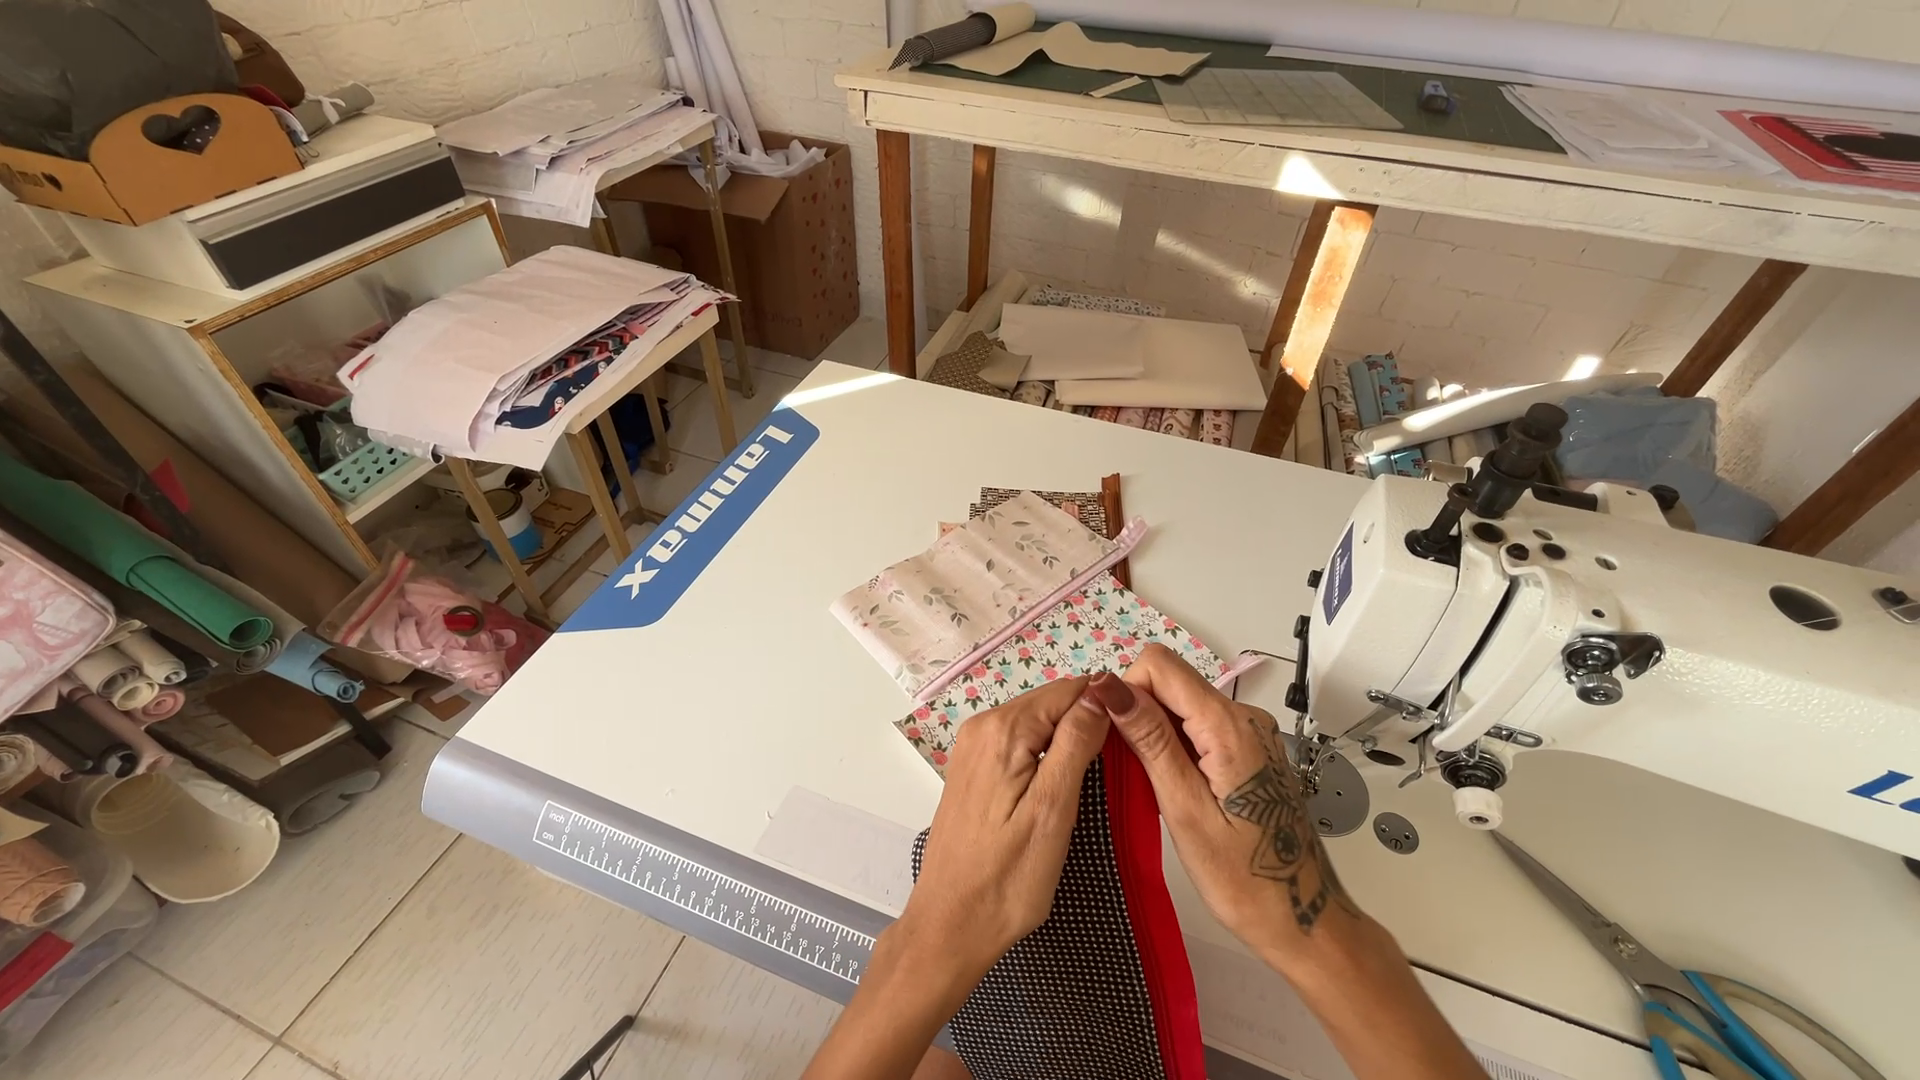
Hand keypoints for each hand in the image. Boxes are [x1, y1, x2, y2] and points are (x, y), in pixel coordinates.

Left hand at [904, 675, 1111, 977]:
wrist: (951, 924)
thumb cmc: (1008, 876)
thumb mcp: (1052, 808)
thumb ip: (1076, 743)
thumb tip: (1100, 690)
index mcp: (1003, 728)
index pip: (1068, 689)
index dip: (1106, 705)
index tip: (1134, 737)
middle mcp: (982, 726)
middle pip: (1051, 703)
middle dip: (1087, 722)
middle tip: (1118, 765)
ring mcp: (973, 747)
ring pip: (1037, 723)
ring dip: (1069, 740)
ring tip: (1097, 778)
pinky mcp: (973, 769)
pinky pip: (1021, 743)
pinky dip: (1047, 754)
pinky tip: (1062, 786)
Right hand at [1102, 644, 1360, 966]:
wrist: (1303, 920)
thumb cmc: (1242, 878)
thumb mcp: (1185, 809)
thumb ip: (1149, 740)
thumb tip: (1109, 686)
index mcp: (1228, 725)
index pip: (1158, 664)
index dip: (1126, 691)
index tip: (1116, 738)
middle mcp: (1243, 715)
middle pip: (1170, 680)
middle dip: (1137, 712)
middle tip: (1132, 771)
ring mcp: (1250, 731)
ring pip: (1180, 703)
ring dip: (1154, 732)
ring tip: (1152, 786)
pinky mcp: (1249, 748)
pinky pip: (1198, 725)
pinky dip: (1174, 746)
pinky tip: (1174, 788)